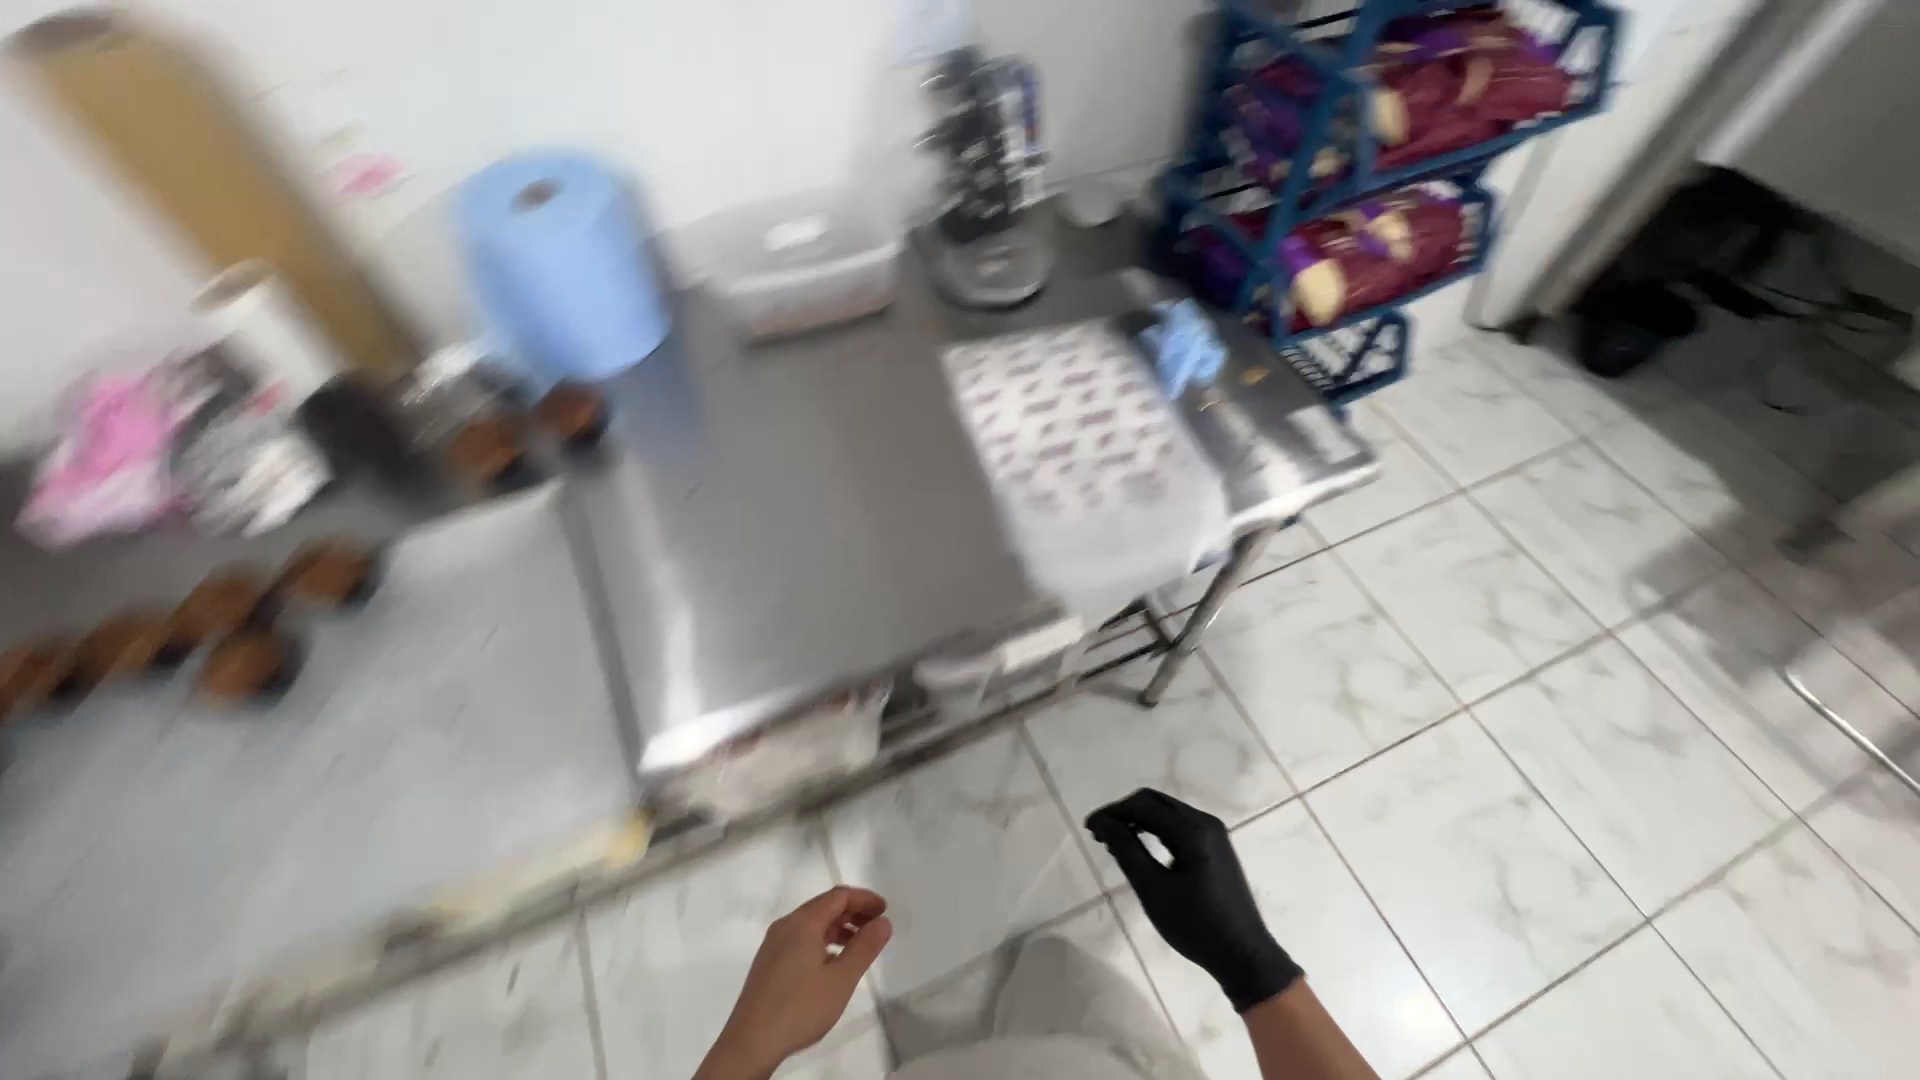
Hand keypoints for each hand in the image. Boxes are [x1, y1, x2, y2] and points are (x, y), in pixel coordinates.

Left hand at [695, 886, 892, 1079]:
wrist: (749, 1043)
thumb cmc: (800, 1008)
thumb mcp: (841, 979)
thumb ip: (865, 947)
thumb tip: (883, 922)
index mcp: (803, 922)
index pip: (839, 896)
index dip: (864, 899)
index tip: (885, 911)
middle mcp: (786, 925)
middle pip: (824, 906)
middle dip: (853, 912)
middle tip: (876, 928)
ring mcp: (773, 944)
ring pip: (811, 923)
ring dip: (838, 928)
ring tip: (858, 947)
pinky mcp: (768, 962)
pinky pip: (800, 939)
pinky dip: (822, 941)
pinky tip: (830, 964)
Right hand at [1085, 788, 1300, 1012]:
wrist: (1244, 957)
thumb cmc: (1196, 926)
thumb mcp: (1153, 890)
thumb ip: (1126, 850)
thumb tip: (1102, 823)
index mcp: (1193, 830)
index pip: (1143, 805)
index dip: (1113, 812)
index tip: (1089, 828)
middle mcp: (1205, 822)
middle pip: (1155, 802)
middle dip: (1124, 813)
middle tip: (1099, 834)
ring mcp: (1214, 834)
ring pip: (1167, 813)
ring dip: (1138, 820)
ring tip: (1114, 841)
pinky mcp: (1215, 847)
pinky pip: (1179, 826)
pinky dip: (1155, 830)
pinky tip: (1140, 847)